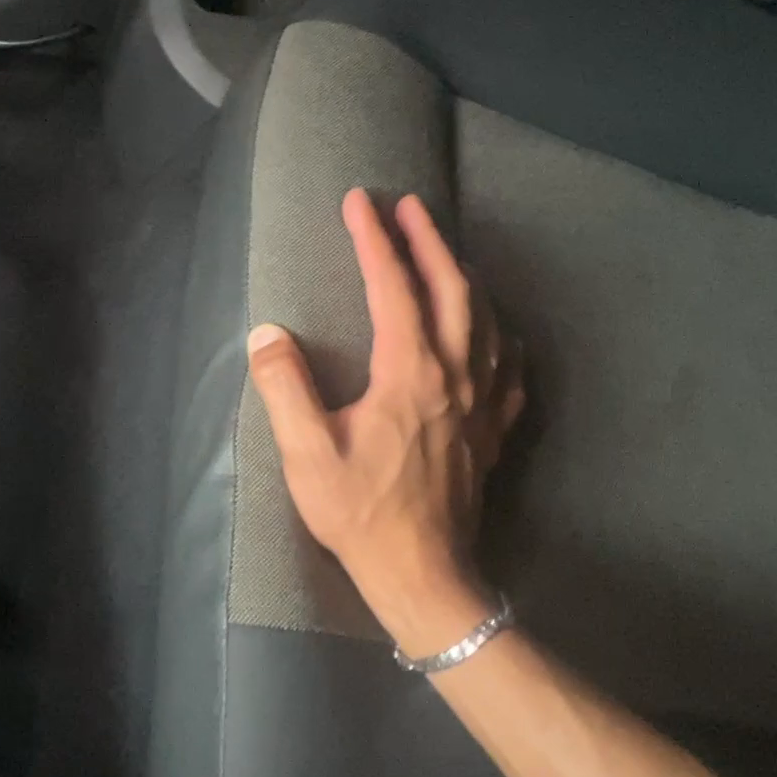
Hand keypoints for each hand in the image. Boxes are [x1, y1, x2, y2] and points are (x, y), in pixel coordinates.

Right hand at [246, 190, 523, 652]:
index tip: (358, 202)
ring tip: (442, 249)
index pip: (393, 288)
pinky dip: (499, 328)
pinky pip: (509, 362)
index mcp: (410, 374)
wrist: (424, 574)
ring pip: (485, 318)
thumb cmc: (359, 510)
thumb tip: (266, 332)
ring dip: (462, 273)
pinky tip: (492, 325)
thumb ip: (285, 387)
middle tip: (407, 205)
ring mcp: (484, 402)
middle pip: (452, 289)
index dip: (374, 240)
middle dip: (428, 240)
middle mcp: (455, 376)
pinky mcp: (496, 427)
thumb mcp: (305, 452)